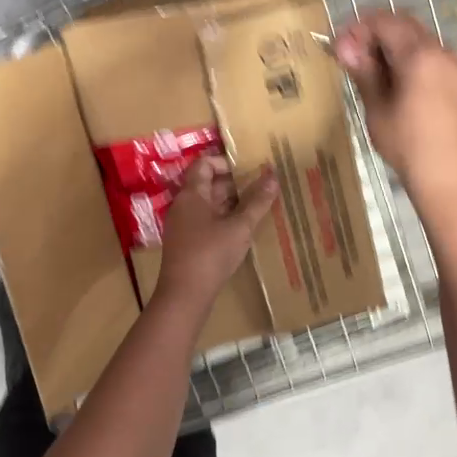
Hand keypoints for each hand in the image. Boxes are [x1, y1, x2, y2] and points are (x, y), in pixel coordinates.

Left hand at [155, 156, 278, 302]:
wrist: (184, 294)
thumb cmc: (210, 254)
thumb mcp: (239, 227)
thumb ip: (257, 202)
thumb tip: (273, 176)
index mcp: (192, 195)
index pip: (204, 164)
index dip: (226, 162)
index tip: (250, 168)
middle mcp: (184, 205)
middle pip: (208, 184)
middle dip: (235, 184)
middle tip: (262, 186)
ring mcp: (183, 225)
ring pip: (209, 205)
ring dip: (232, 203)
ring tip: (258, 206)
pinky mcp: (187, 243)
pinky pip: (206, 221)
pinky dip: (224, 219)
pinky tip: (243, 229)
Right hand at [334, 11, 456, 197]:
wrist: (450, 176)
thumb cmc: (407, 143)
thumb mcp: (377, 107)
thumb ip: (364, 71)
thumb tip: (345, 46)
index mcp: (419, 54)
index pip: (384, 22)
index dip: (357, 28)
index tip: (339, 47)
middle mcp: (440, 51)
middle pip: (404, 24)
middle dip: (375, 32)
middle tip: (351, 55)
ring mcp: (454, 65)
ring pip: (419, 38)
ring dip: (392, 44)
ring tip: (370, 71)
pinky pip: (431, 55)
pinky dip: (410, 57)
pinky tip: (395, 82)